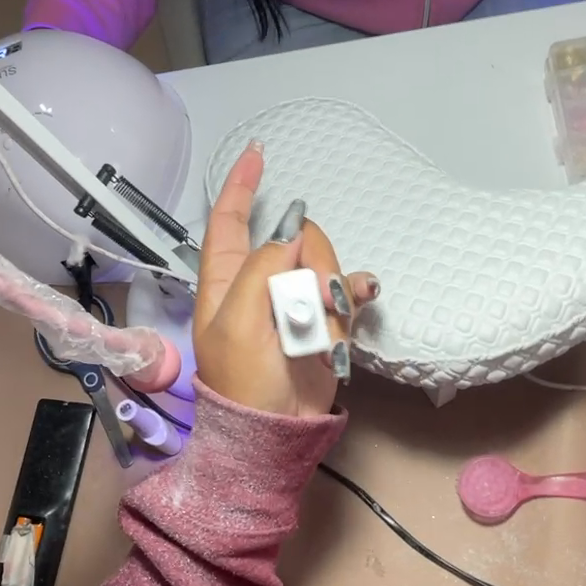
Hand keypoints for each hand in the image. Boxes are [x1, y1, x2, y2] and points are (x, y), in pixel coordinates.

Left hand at [195, 142, 379, 415]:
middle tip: (314, 298)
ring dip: (330, 290)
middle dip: (311, 261)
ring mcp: (293, 302)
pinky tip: (359, 297)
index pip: (229, 222)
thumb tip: (292, 225)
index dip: (241, 187)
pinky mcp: (322, 322)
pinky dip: (352, 292)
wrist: (276, 432)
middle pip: (294, 240)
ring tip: (325, 332)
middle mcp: (261, 284)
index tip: (259, 153)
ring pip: (323, 264)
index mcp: (226, 281)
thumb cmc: (245, 382)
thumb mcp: (240, 323)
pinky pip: (344, 290)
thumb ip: (263, 268)